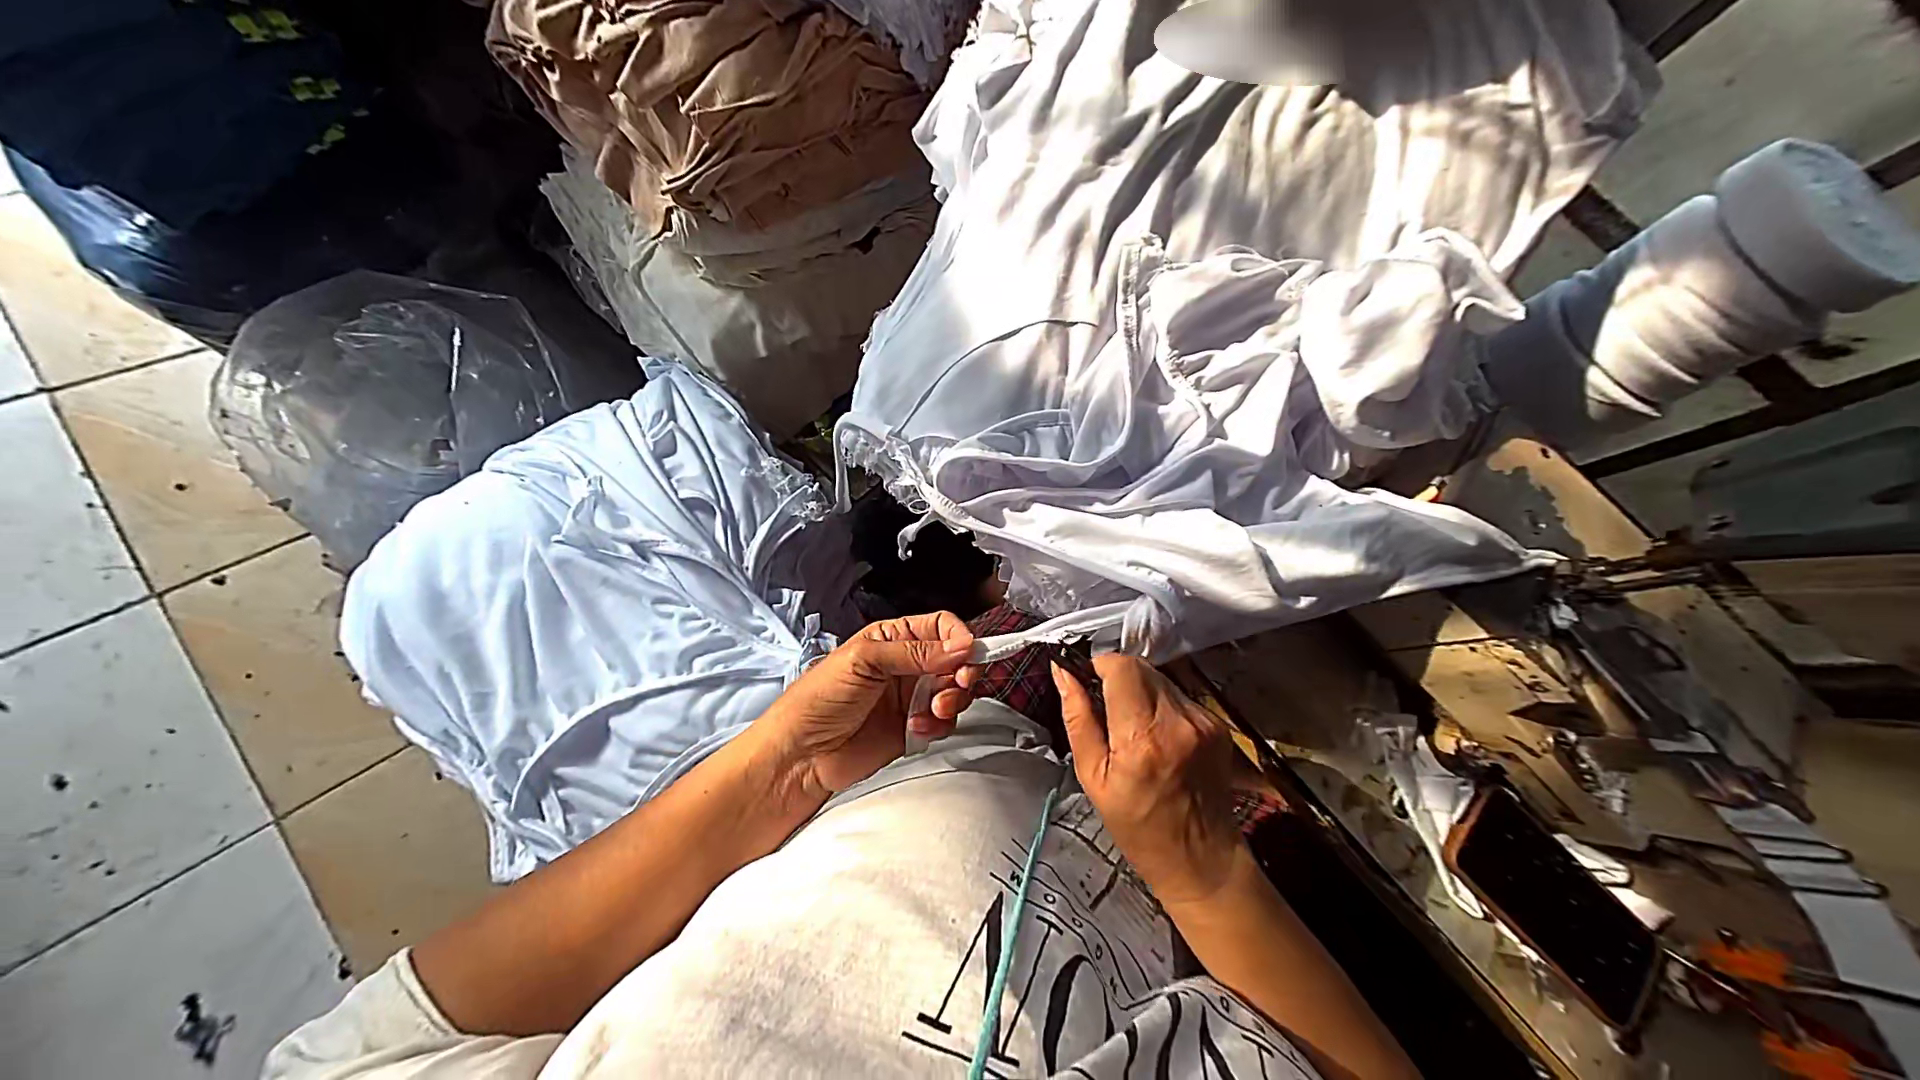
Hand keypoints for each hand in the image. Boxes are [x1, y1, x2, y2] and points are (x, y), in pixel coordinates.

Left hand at [758, 612, 981, 798]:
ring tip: (932, 708)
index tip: (967, 653)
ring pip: (954, 691)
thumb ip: (913, 652)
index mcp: (891, 638)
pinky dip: (939, 725)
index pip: (940, 627)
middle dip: (962, 672)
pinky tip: (916, 727)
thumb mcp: (863, 661)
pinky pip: (944, 722)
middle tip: (955, 683)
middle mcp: (905, 665)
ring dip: (951, 700)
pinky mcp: (913, 727)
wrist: (801, 756)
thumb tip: (957, 646)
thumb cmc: (815, 701)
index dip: (959, 637)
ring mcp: (910, 697)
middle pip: (956, 659)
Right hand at [1053, 655, 1244, 906]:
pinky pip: (1178, 695)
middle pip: (1140, 666)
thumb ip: (1078, 718)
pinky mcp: (1217, 724)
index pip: (1120, 667)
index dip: (1098, 667)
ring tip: (1132, 728)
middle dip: (1117, 678)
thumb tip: (1064, 674)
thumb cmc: (1140, 827)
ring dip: (1139, 690)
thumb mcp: (1093, 776)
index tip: (1088, 683)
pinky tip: (1157, 736)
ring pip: (1160, 677)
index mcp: (1142, 739)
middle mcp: (1178, 723)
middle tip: (1106, 710)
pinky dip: (1161, 705)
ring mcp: (1203, 722)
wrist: (1202, 859)